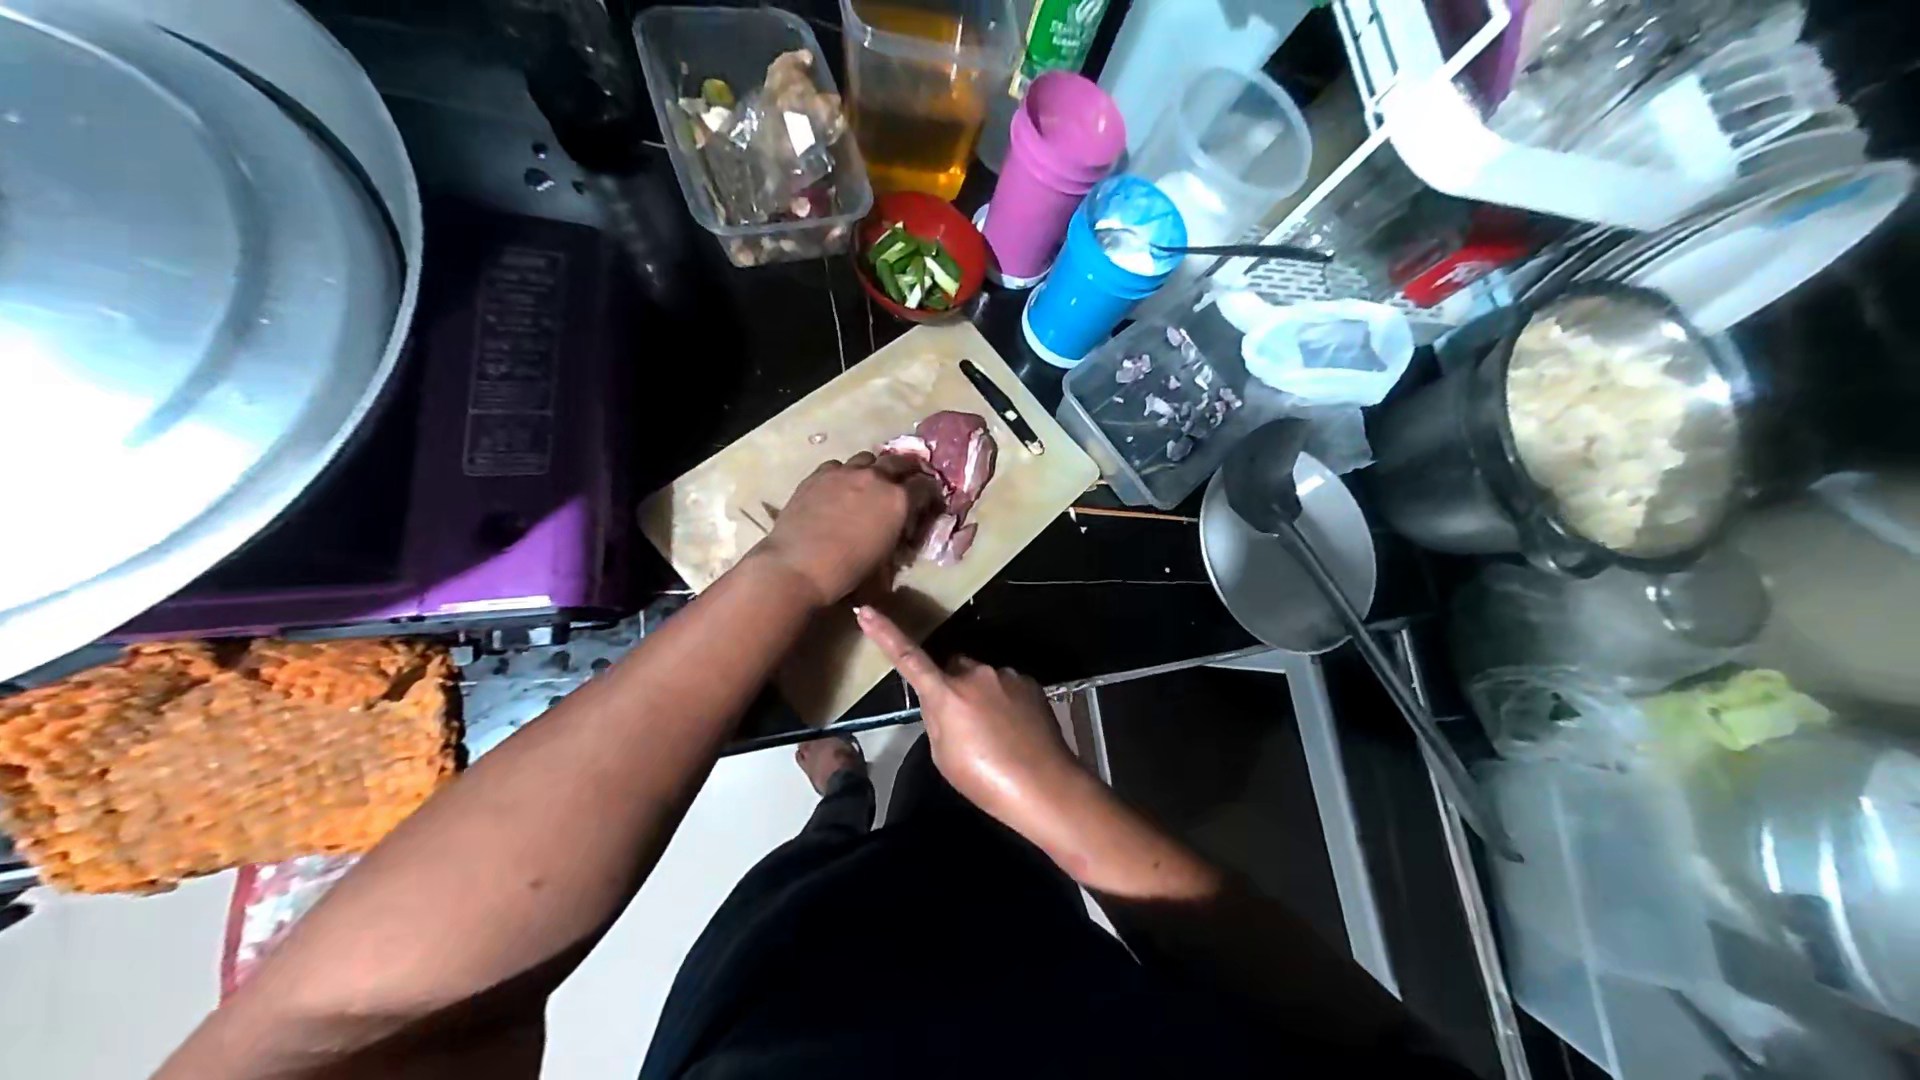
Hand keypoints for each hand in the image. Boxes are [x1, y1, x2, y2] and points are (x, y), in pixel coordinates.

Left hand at [753, 452, 940, 607]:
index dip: (929, 493)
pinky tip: (839, 488)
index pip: (925, 486)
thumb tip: (898, 533)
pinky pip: (838, 466)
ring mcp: (845, 472)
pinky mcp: (819, 474)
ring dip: (874, 468)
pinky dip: (844, 474)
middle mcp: (876, 478)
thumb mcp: (885, 560)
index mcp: (899, 500)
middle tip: (904, 482)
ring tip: (870, 482)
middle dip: (906, 470)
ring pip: (867, 458)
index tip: (927, 501)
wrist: (798, 566)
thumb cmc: (847, 572)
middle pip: (899, 461)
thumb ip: (897, 537)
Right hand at [854, 606, 1088, 830]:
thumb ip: (936, 720)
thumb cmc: (985, 780)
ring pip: (980, 677)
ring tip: (993, 733)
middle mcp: (975, 674)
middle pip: (952, 668)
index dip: (884, 633)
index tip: (865, 611)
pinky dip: (1002, 700)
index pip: (908, 657)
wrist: (1045, 785)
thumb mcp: (944, 756)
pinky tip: (1013, 728)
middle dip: (950, 685)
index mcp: (947, 693)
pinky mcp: (1029, 681)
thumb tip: (938, 702)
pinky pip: (1004, 684)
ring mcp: (1005, 675)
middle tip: (959, 722)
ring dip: (979, 695)